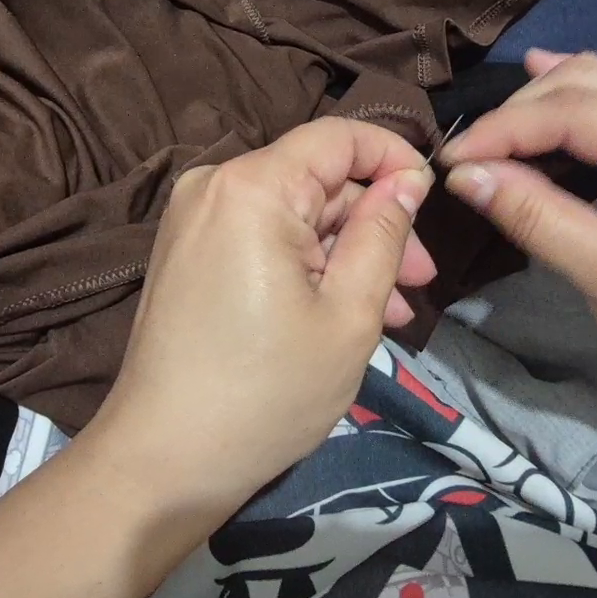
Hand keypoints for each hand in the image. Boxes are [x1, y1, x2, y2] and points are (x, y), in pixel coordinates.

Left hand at [83, 118, 436, 513]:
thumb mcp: (349, 313)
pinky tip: (339, 313)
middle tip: (419, 283)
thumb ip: (384, 232)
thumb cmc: (268, 391)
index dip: (394, 157)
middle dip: (374, 225)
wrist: (164, 461)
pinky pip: (262, 238)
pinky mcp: (187, 252)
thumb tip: (409, 177)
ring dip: (345, 254)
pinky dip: (305, 265)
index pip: (339, 136)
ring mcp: (194, 219)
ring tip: (389, 314)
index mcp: (252, 186)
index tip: (432, 201)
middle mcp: (215, 185)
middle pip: (317, 180)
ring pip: (294, 214)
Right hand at [438, 50, 596, 387]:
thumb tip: (464, 175)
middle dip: (512, 116)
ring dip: (530, 108)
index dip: (502, 129)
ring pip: (588, 79)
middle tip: (466, 164)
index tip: (449, 161)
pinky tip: (526, 106)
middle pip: (579, 82)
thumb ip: (536, 219)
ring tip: (488, 150)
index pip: (572, 111)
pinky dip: (557, 103)